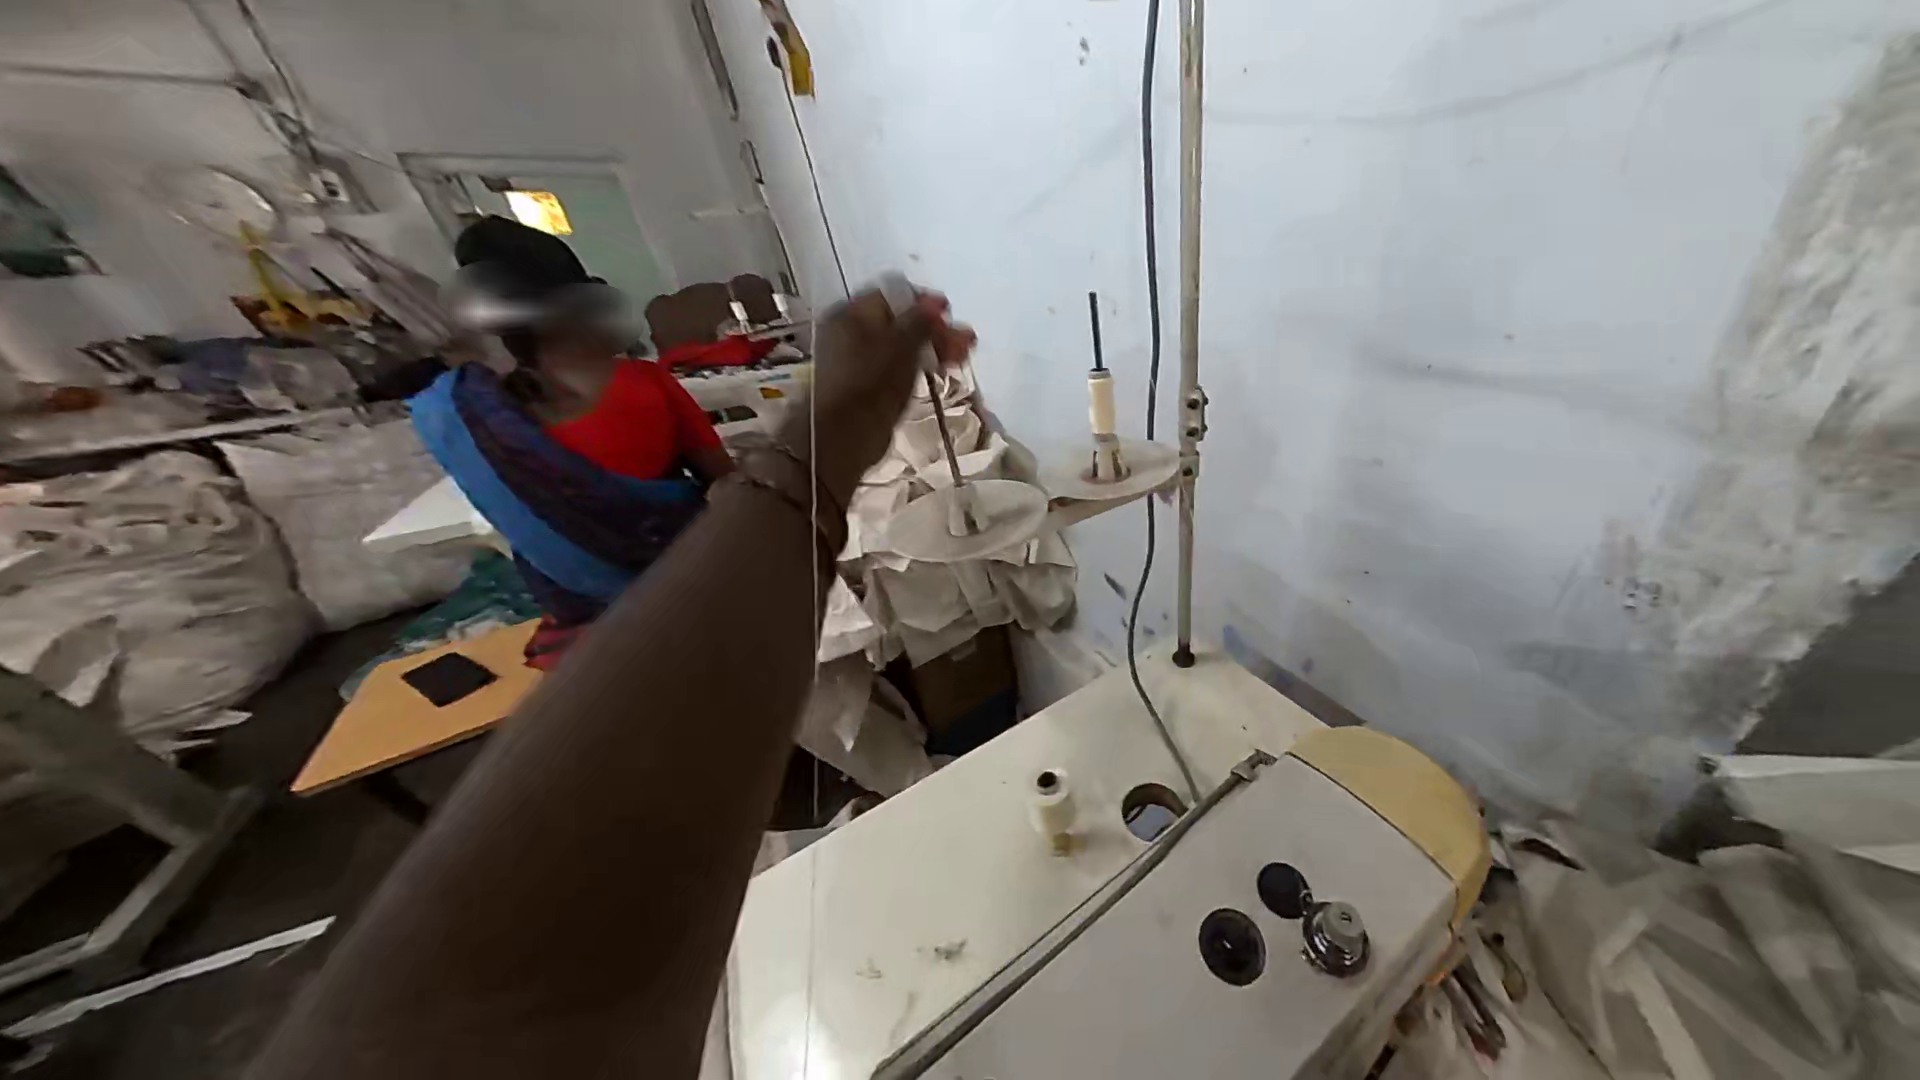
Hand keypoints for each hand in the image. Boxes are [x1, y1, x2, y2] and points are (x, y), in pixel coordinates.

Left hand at [783, 286, 975, 502]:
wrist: (846, 436)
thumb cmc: (871, 384)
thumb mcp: (901, 345)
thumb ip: (920, 321)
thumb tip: (935, 303)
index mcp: (852, 313)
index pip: (894, 295)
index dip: (925, 303)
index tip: (951, 316)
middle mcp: (851, 332)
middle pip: (900, 322)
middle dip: (935, 330)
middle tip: (966, 343)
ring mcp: (858, 361)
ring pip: (901, 346)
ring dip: (932, 349)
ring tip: (960, 360)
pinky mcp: (868, 387)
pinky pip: (897, 367)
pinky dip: (918, 367)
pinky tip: (938, 373)